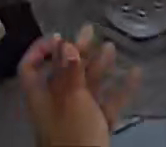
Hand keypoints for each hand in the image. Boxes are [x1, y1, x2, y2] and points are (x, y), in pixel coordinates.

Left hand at [17, 27, 138, 146]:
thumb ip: (70, 69)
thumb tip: (63, 40)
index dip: (40, 50)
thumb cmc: (73, 135)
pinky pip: (107, 103)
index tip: (59, 34)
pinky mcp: (94, 128)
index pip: (30, 69)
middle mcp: (56, 105)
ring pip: (87, 86)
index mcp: (42, 98)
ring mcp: (76, 117)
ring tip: (112, 47)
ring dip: (99, 66)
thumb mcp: (72, 99)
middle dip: (77, 51)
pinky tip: (135, 74)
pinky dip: (120, 88)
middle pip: (64, 72)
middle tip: (91, 31)